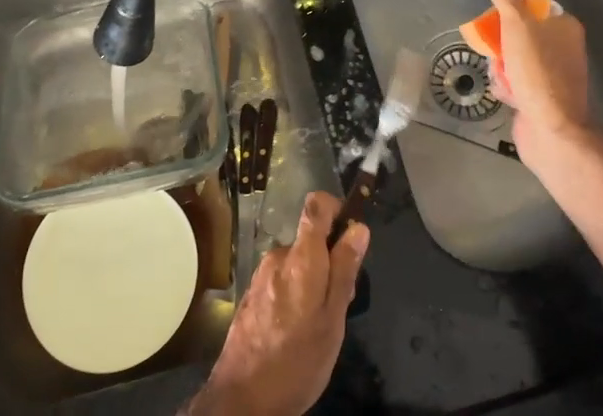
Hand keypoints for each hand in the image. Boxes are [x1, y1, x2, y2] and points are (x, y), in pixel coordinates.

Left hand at [187, 192, 368, 415]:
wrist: (243, 398)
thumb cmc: (298, 360)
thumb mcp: (333, 318)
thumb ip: (345, 270)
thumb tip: (359, 228)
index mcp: (301, 258)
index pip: (316, 206)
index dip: (337, 209)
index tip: (351, 232)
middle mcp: (277, 257)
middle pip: (309, 240)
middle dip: (329, 259)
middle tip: (341, 301)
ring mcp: (260, 275)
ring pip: (296, 263)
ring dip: (311, 280)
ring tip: (319, 323)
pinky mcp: (251, 294)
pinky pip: (281, 280)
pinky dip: (294, 294)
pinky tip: (296, 329)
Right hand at [477, 0, 592, 153]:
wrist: (552, 130)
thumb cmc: (537, 72)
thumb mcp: (516, 24)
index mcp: (564, 26)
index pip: (527, 4)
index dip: (506, 13)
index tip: (495, 24)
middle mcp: (562, 47)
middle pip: (515, 32)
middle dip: (499, 44)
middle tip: (496, 54)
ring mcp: (553, 74)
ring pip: (511, 57)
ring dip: (500, 66)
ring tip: (503, 78)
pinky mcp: (542, 96)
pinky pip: (515, 80)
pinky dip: (506, 86)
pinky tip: (507, 95)